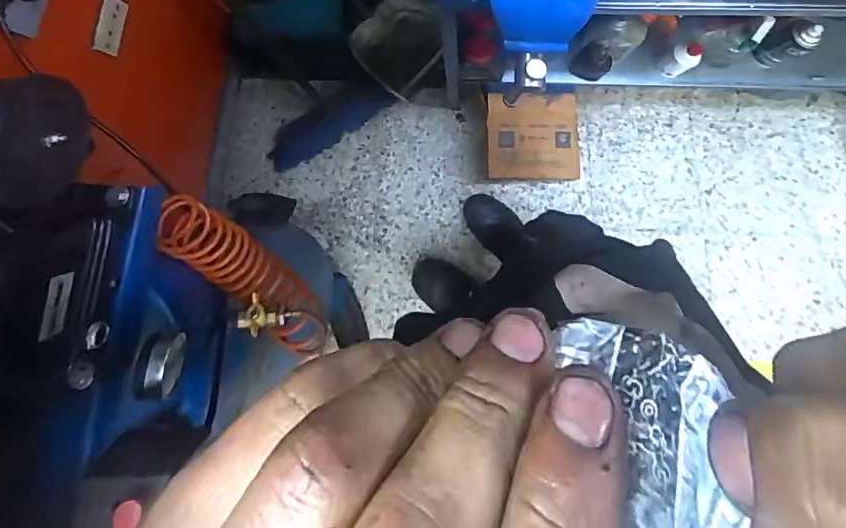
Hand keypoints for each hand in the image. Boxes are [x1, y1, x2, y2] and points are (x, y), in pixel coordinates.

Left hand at [145, 309, 626, 527]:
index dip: (562, 479)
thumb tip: (572, 435)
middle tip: (528, 336)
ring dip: (414, 380)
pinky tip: (384, 357)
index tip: (589, 394)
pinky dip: (332, 377)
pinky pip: (255, 434)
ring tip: (466, 339)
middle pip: (421, 516)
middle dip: (489, 405)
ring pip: (330, 460)